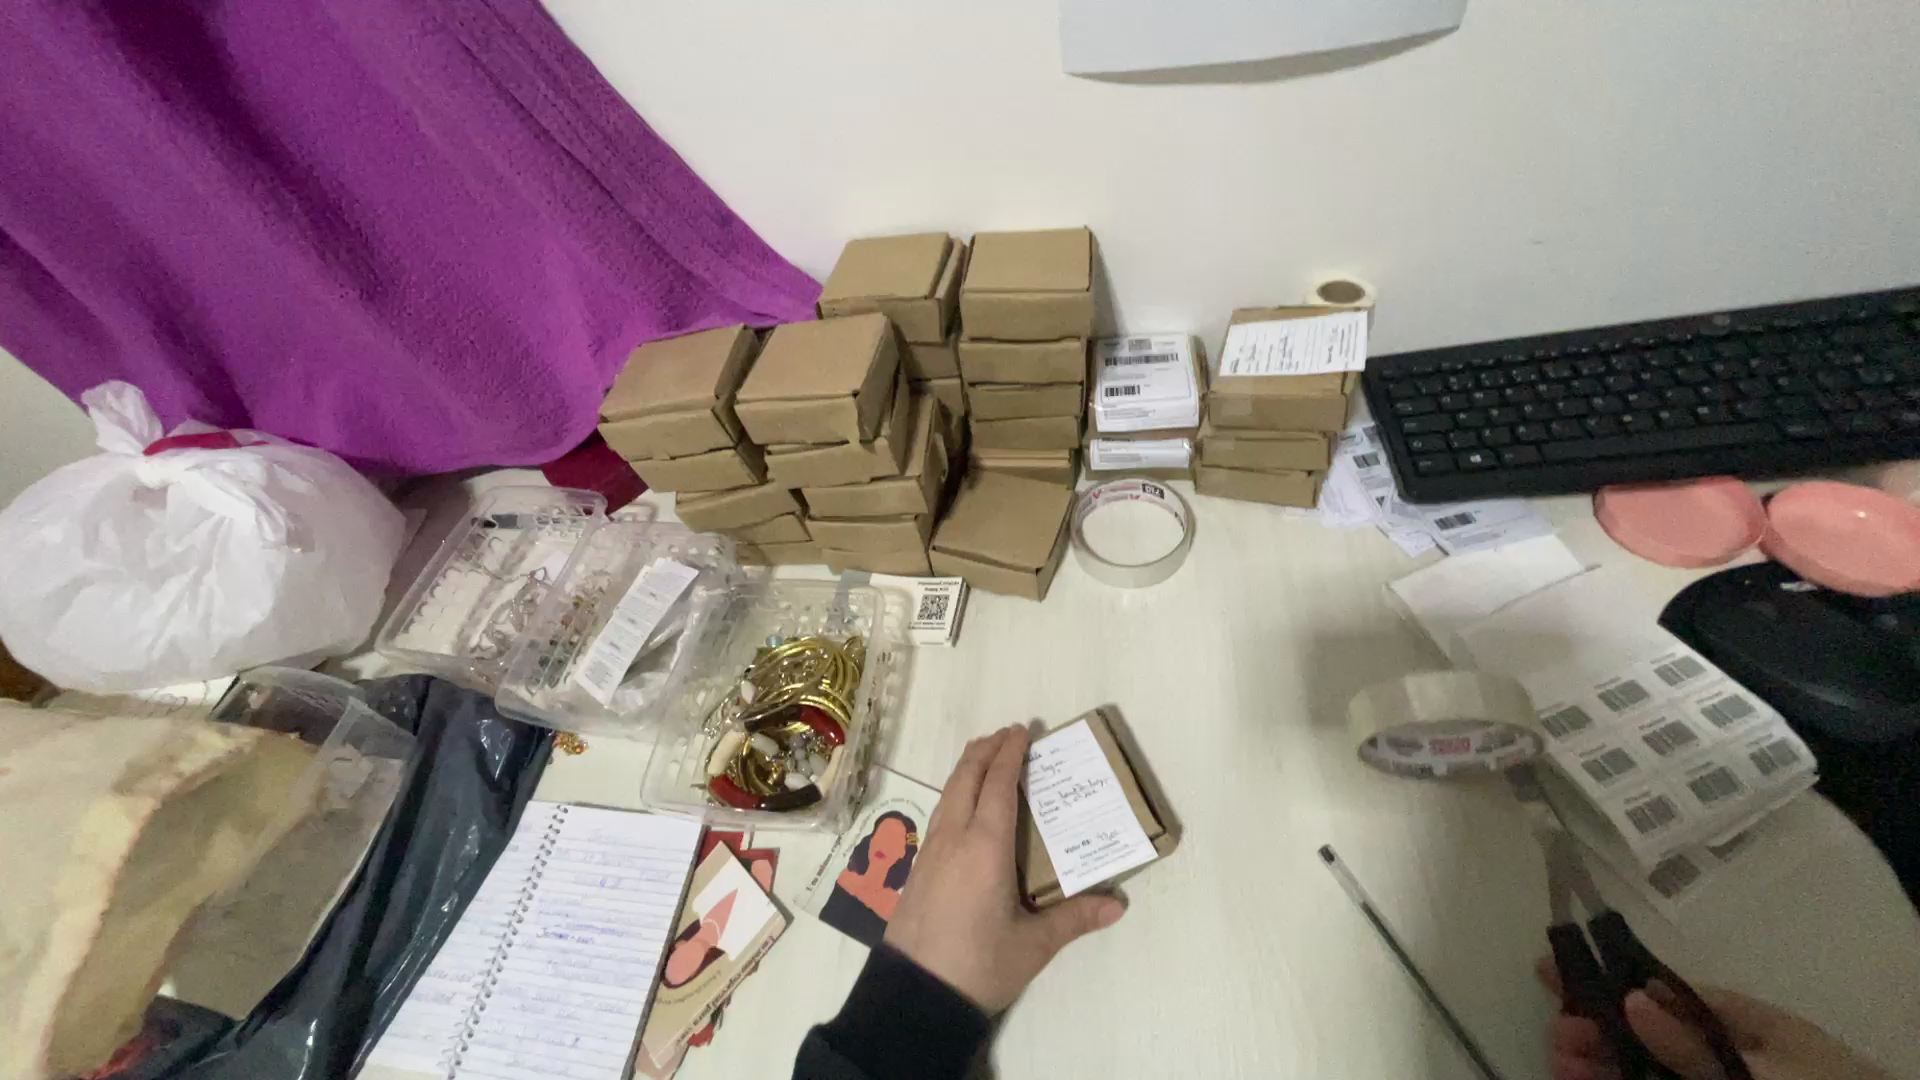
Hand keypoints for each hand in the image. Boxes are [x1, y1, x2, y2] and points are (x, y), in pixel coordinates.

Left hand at [883, 725, 1125, 1011]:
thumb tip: (1119, 904)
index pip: (998, 784)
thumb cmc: (978, 964)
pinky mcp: (919, 865)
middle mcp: (955, 836)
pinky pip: (940, 810)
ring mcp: (932, 849)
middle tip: (1007, 734)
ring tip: (983, 756)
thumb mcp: (1033, 946)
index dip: (1010, 753)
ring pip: (949, 791)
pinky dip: (955, 790)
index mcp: (985, 845)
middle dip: (986, 750)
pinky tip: (963, 804)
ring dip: (967, 767)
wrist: (913, 993)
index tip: (1022, 731)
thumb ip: (1074, 919)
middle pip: (967, 777)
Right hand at [1538, 958, 1897, 1079]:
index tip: (1548, 971)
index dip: (1605, 979)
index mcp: (1747, 1022)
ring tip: (1562, 1066)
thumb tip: (1629, 998)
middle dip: (1595, 1030)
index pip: (1663, 989)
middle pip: (1645, 1029)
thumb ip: (1696, 1046)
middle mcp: (1730, 1050)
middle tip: (1557, 1037)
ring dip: (1599, 1063)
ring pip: (1645, 1065)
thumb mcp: (1766, 1075)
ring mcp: (1718, 1079)